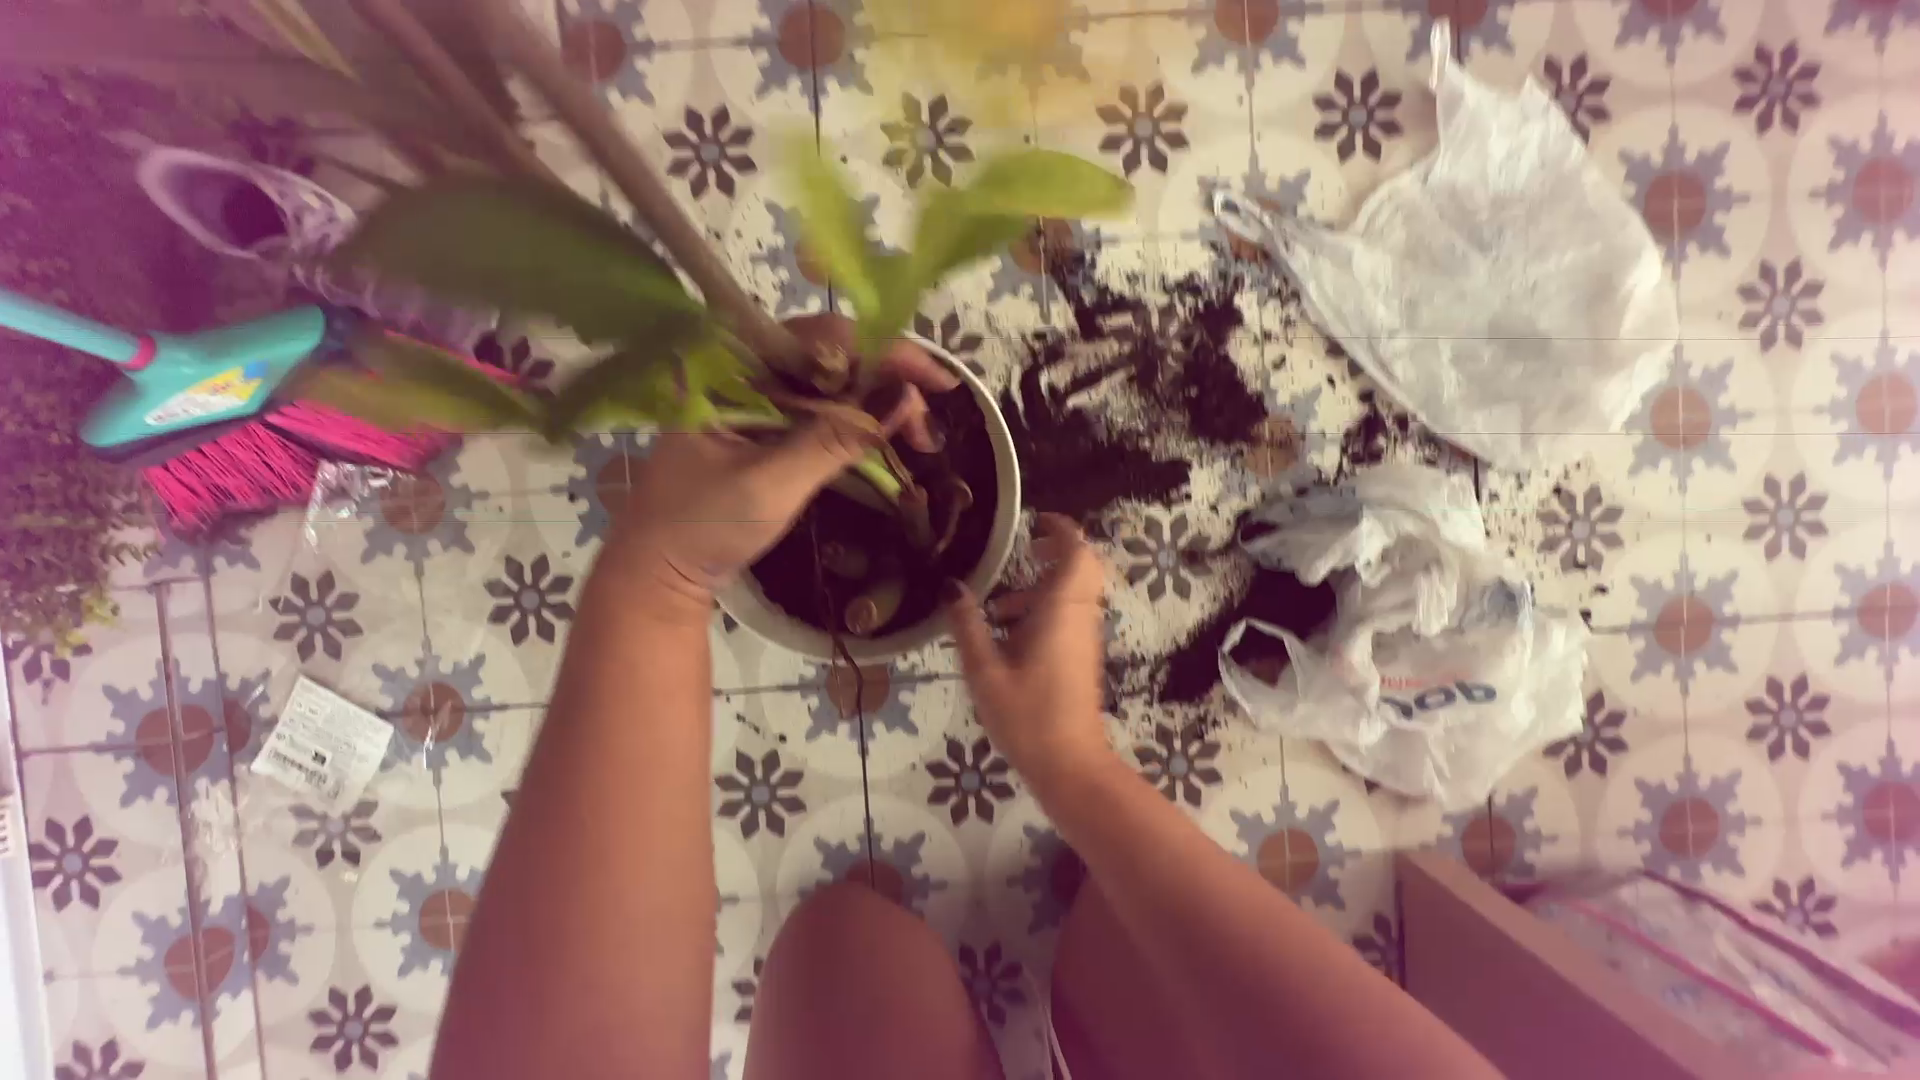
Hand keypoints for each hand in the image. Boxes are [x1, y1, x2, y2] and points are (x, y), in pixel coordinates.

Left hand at [612, 315, 958, 613]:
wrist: (658, 573)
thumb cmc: (701, 527)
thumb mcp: (771, 485)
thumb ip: (835, 440)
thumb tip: (904, 397)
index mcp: (728, 368)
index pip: (819, 339)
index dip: (884, 351)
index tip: (935, 380)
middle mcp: (742, 370)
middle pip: (831, 355)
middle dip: (887, 380)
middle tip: (930, 419)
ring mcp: (754, 399)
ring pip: (830, 383)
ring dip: (877, 403)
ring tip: (918, 433)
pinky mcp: (765, 427)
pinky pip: (819, 411)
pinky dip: (855, 423)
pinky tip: (886, 436)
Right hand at [946, 514, 1114, 792]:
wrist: (1069, 765)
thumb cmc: (1026, 716)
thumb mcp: (984, 671)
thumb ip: (967, 625)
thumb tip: (951, 587)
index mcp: (1060, 610)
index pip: (1076, 552)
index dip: (1061, 529)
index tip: (1035, 520)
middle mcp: (1080, 616)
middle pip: (1082, 567)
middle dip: (1056, 551)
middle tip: (1024, 548)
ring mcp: (1084, 637)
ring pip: (1074, 593)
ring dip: (1042, 586)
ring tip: (998, 606)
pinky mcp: (1082, 656)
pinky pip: (1069, 615)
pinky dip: (1044, 610)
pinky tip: (1007, 636)